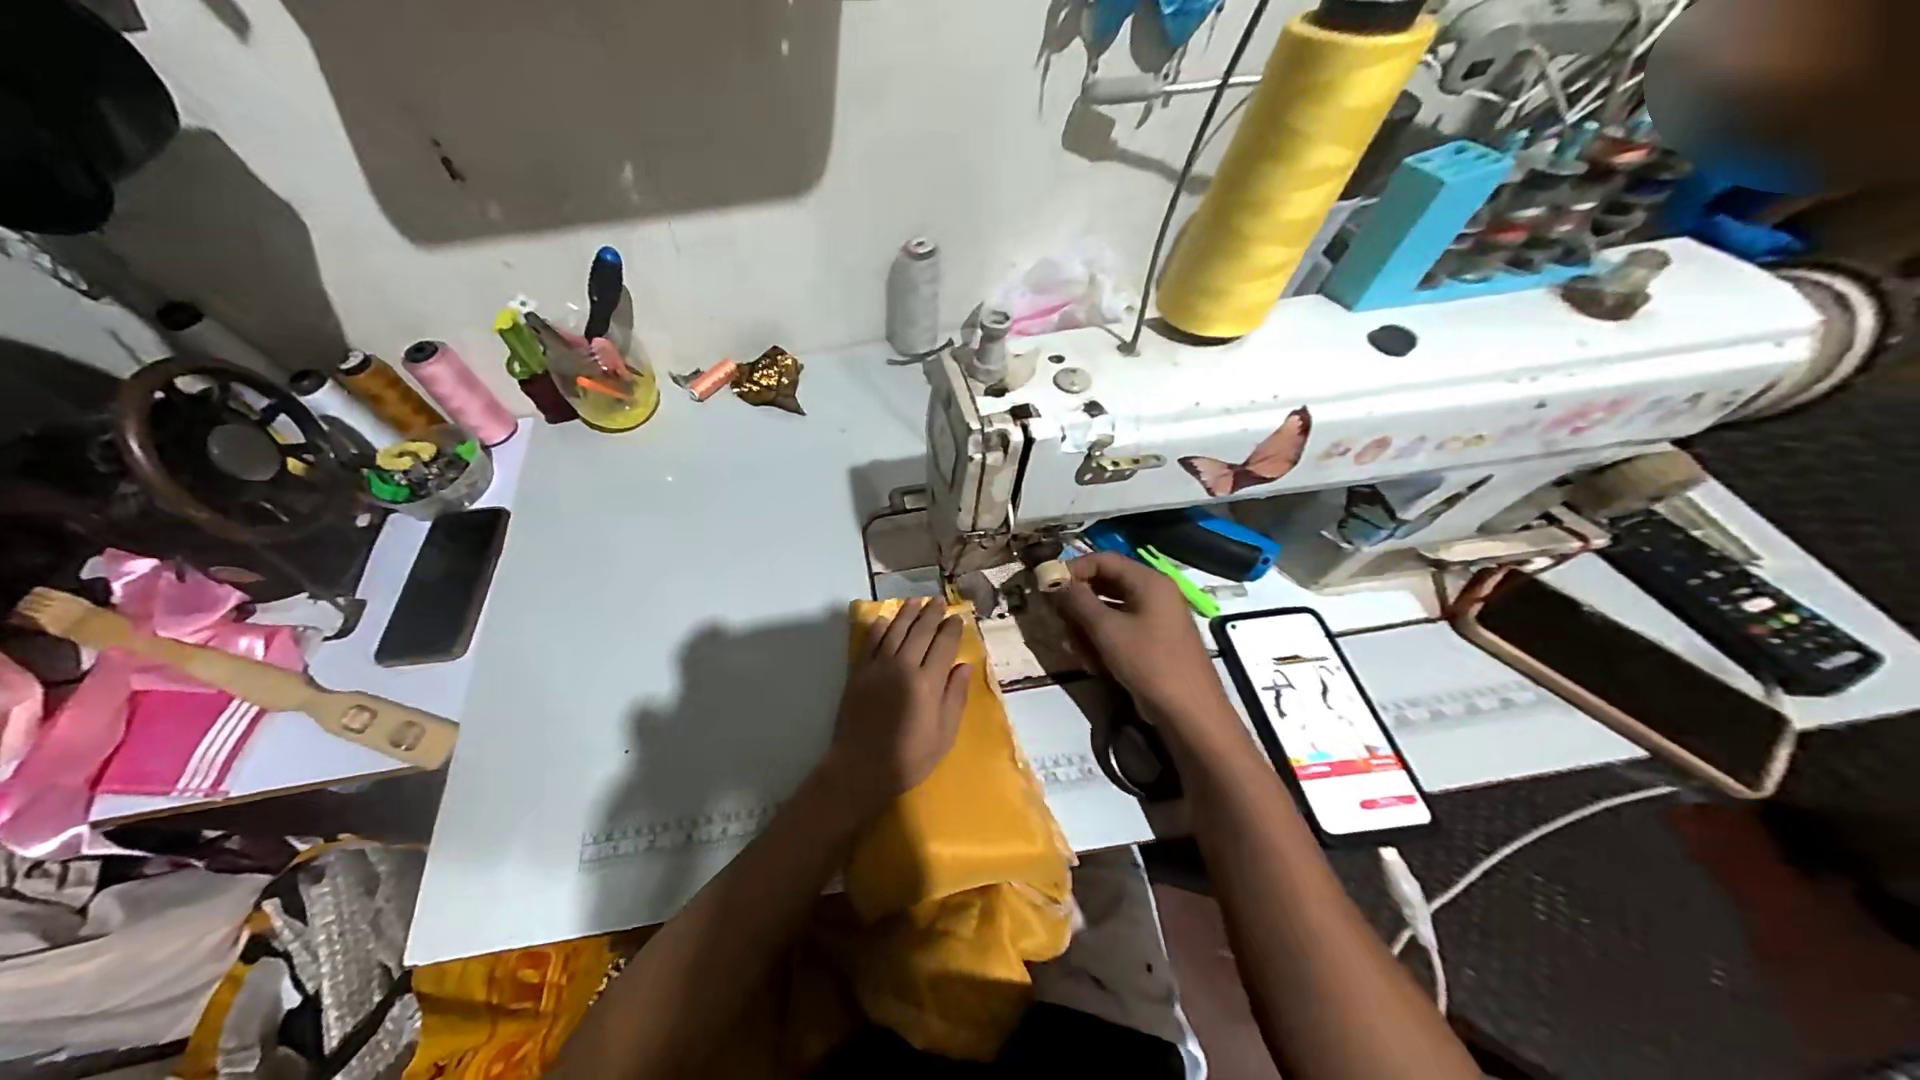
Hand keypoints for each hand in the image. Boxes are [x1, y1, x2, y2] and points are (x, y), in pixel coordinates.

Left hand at [827, 598, 970, 811]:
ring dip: (906, 614)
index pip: (943, 646)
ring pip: (895, 631)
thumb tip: (963, 667)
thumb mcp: (944, 735)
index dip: (952, 629)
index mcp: (928, 683)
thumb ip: (955, 698)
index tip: (957, 618)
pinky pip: (869, 643)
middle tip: (938, 601)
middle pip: (920, 632)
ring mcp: (878, 668)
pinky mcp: (858, 674)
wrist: (861, 768)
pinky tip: (885, 620)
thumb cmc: (910, 758)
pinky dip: (878, 628)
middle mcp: (903, 668)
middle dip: (931, 614)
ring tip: (915, 600)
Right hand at [1050, 553, 1237, 736]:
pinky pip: (1120, 629)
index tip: (1047, 587)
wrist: (1190, 712)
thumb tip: (1052, 579)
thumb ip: (1077, 601)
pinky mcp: (1153, 641)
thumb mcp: (1107, 630)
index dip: (1073, 569)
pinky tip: (1090, 660)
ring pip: (1110, 609)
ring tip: (1072, 646)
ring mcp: (1155, 618)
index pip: (1103, 559)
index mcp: (1148, 581)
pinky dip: (1102, 639)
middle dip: (1078, 602)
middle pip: (1106, 583)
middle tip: (1057, 619)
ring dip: (1086, 625)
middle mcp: (1154, 593)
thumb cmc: (1149, 663)